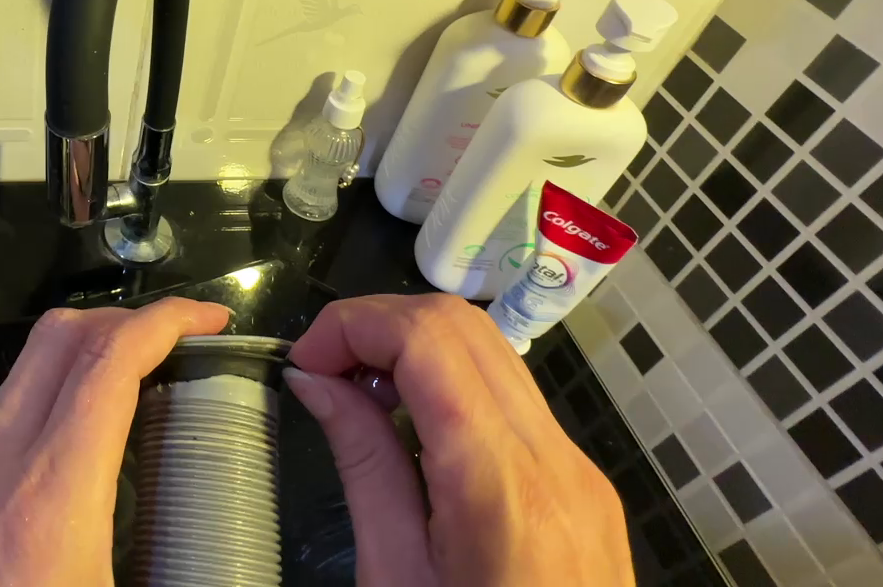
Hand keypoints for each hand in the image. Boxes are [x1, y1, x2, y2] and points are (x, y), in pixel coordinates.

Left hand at [0, 298, 231, 586]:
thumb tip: (226, 561)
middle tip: (180, 345)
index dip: (166, 321)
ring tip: (138, 387)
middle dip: (127, 318)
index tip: (212, 318)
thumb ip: (174, 564)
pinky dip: (53, 396)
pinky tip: (81, 448)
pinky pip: (5, 411)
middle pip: (60, 335)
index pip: (109, 362)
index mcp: (50, 495)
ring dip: (87, 353)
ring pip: (27, 367)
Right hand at [285, 294, 630, 586]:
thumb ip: (361, 461)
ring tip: (358, 387)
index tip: (305, 362)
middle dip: (375, 321)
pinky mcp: (577, 474)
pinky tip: (405, 416)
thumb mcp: (394, 575)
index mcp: (501, 482)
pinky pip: (502, 384)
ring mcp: (574, 461)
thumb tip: (312, 379)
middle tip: (325, 367)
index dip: (352, 325)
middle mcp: (553, 454)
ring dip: (406, 340)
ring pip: (483, 342)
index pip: (426, 337)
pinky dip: (440, 371)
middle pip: (457, 322)